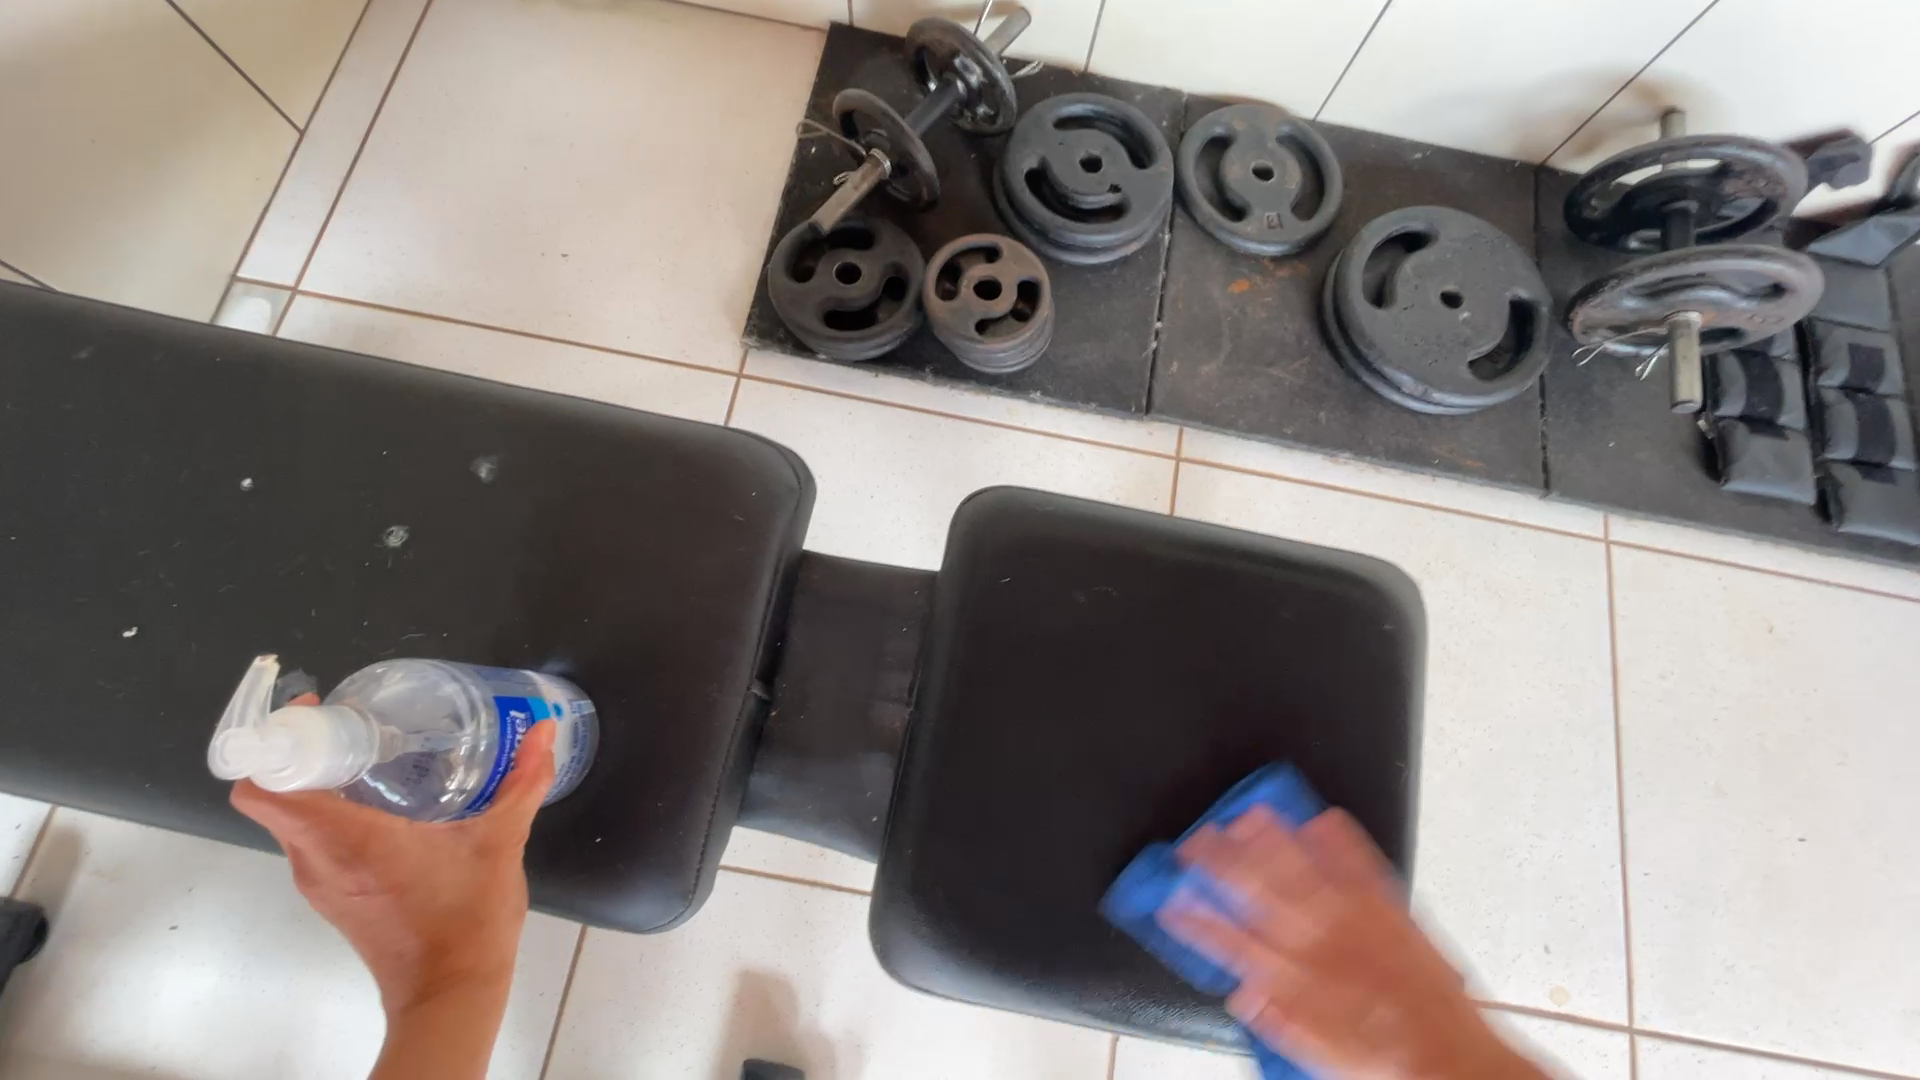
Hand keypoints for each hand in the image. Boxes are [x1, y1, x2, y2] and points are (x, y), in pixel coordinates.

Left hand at [232, 701, 556, 1079]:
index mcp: (345, 842)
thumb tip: (543, 728)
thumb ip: (524, 781)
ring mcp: (321, 881)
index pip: (264, 789)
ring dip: (321, 780)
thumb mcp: (502, 840)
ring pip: (294, 818)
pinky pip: (314, 838)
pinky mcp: (336, 893)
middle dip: (307, 750)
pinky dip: (335, 807)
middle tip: (364, 721)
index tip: (318, 711)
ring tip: (381, 750)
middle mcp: (317, 860)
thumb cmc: (468, 916)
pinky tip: (392, 796)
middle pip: (276, 796)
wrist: (450, 989)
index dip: (272, 743)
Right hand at [1158, 805, 1547, 1079]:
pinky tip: (1324, 818)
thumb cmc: (1385, 1058)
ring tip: (1247, 815)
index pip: (1231, 942)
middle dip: (1221, 863)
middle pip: (1258, 894)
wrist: (1453, 1063)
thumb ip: (1273, 1018)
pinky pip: (1362, 869)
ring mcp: (1353, 923)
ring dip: (1272, 842)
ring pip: (1301, 872)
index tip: (1174, 897)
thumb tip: (1239, 994)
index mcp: (1294, 982)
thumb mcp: (1316, 1053)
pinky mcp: (1388, 911)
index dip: (1197, 917)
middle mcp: (1318, 946)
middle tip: (1196, 840)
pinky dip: (1344, 842)